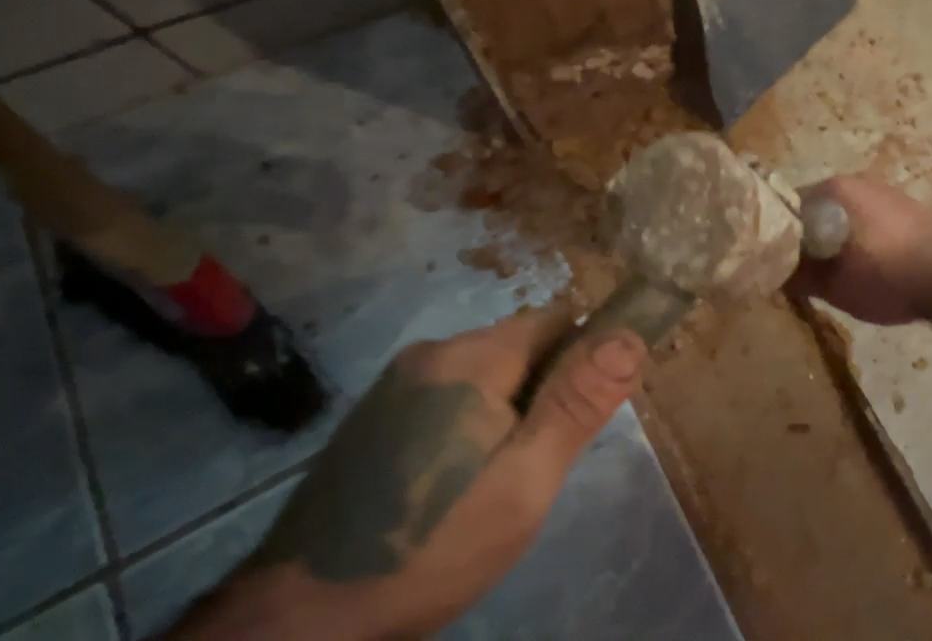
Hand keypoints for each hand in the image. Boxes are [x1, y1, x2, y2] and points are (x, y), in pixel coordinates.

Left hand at [166, 309, 647, 639]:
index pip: (555, 320)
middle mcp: (430, 353)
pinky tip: (455, 486)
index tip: (583, 417)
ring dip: (507, 414)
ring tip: (497, 484)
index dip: (584, 358)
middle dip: (544, 394)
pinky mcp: (374, 418)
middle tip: (538, 466)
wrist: (302, 618)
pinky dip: (469, 428)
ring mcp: (394, 385)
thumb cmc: (435, 545)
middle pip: (519, 347)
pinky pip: (447, 401)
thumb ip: (577, 404)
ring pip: (483, 378)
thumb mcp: (525, 480)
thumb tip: (629, 334)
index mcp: (469, 357)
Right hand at [787, 175, 931, 325]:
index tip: (770, 261)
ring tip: (831, 273)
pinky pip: (867, 222)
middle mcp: (855, 182)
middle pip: (815, 210)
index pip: (786, 208)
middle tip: (797, 271)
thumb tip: (774, 272)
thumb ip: (797, 276)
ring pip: (842, 216)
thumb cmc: (886, 275)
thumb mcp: (832, 286)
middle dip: (805, 239)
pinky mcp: (906, 209)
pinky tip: (864, 267)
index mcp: (831, 191)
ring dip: (832, 240)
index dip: (776, 236)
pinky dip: (858, 240)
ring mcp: (884, 193)